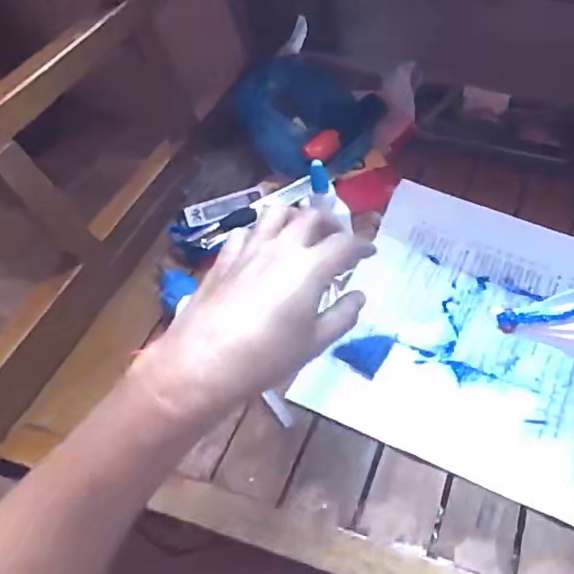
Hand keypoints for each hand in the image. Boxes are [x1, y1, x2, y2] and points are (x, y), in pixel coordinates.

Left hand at [132, 206, 374, 423]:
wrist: (204, 359)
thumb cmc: (267, 356)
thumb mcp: (314, 343)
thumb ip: (342, 315)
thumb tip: (358, 296)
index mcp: (310, 266)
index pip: (345, 243)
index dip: (362, 244)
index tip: (369, 252)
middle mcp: (282, 247)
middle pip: (312, 217)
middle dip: (331, 224)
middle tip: (338, 240)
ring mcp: (250, 248)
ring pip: (276, 213)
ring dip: (295, 216)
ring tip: (301, 232)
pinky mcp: (225, 257)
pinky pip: (246, 231)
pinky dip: (261, 232)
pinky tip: (261, 247)